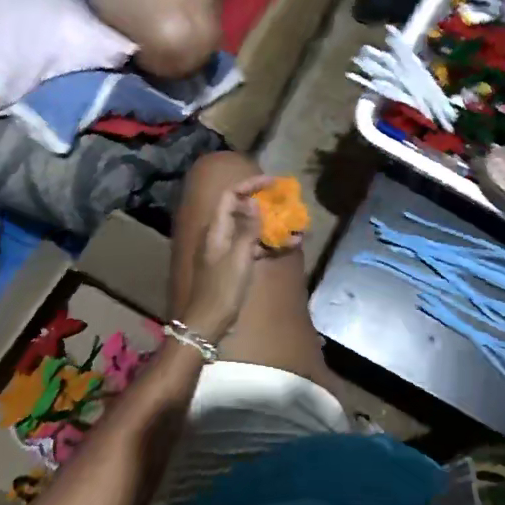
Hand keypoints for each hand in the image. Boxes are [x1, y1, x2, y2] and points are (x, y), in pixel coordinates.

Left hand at [179, 174, 286, 341]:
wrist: (208, 323)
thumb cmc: (222, 289)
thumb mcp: (239, 257)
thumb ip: (248, 229)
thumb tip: (255, 202)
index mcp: (215, 229)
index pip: (230, 195)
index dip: (250, 184)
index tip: (274, 182)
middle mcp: (219, 235)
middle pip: (242, 210)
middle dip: (266, 205)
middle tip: (288, 204)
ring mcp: (227, 251)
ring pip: (251, 230)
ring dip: (272, 227)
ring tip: (296, 228)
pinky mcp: (234, 266)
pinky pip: (254, 248)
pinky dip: (270, 246)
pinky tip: (290, 247)